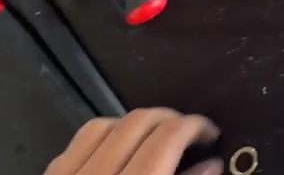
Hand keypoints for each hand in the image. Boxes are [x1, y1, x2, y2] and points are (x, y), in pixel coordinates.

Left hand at [46, 109, 222, 174]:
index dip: (196, 125)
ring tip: (150, 140)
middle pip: (138, 122)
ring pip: (102, 126)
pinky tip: (111, 156)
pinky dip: (98, 142)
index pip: (168, 136)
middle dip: (170, 119)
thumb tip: (213, 164)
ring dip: (133, 125)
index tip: (209, 134)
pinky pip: (71, 147)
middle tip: (186, 134)